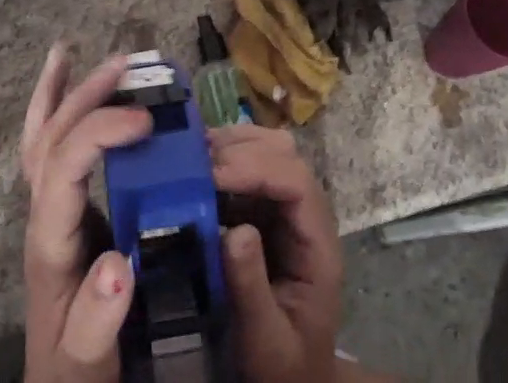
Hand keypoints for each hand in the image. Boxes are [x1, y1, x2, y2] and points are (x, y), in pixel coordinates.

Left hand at [20, 48, 152, 382]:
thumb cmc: (82, 374)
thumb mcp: (91, 361)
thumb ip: (98, 319)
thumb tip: (119, 263)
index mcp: (52, 245)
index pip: (65, 169)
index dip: (100, 134)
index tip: (147, 119)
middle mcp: (43, 219)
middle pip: (50, 141)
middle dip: (84, 97)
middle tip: (128, 65)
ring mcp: (48, 213)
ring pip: (41, 139)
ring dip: (62, 94)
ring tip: (76, 53)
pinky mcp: (61, 215)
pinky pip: (46, 152)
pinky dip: (50, 112)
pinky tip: (61, 83)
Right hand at [211, 125, 344, 382]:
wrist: (288, 379)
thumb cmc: (281, 366)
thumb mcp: (265, 340)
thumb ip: (250, 287)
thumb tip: (234, 229)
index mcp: (318, 246)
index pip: (298, 185)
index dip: (257, 169)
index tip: (211, 175)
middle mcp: (305, 219)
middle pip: (286, 157)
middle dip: (241, 149)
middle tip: (193, 162)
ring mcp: (284, 213)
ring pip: (267, 154)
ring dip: (230, 148)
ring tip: (188, 160)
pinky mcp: (261, 216)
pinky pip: (245, 173)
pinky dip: (219, 162)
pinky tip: (191, 170)